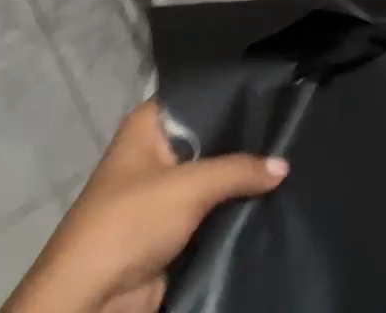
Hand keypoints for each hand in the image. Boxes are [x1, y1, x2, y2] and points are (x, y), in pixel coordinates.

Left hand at [3, 99, 288, 312]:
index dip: (232, 96)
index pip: (196, 98)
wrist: (93, 295)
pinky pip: (211, 210)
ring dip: (242, 178)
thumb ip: (238, 171)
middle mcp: (154, 152)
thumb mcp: (188, 187)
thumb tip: (284, 164)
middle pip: (208, 138)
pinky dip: (235, 208)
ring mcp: (163, 192)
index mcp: (146, 126)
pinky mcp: (172, 228)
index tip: (273, 92)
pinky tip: (272, 197)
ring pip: (212, 177)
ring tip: (291, 159)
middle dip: (244, 140)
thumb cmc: (132, 220)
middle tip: (291, 129)